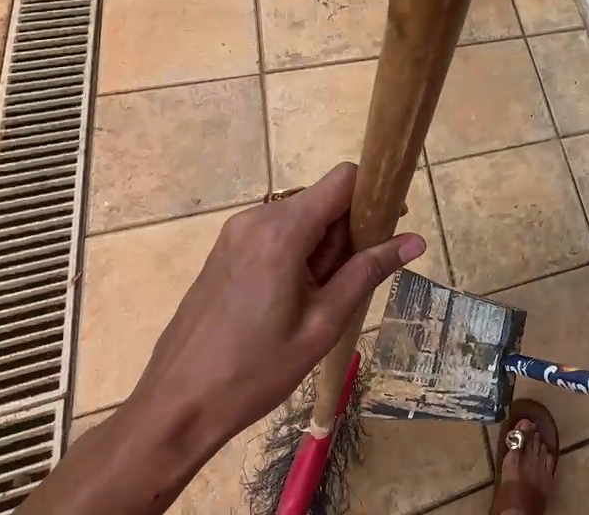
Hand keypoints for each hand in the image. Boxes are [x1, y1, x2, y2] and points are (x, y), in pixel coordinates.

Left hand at [124, 163, 424, 454]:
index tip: (388, 229)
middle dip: (347, 232)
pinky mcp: (225, 251)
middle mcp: (256, 218)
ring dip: (323, 246)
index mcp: (282, 230)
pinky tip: (289, 300)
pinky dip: (298, 253)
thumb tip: (415, 240)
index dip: (374, 194)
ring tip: (315, 300)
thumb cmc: (253, 371)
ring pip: (303, 217)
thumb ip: (369, 272)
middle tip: (344, 284)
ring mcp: (235, 233)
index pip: (345, 178)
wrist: (173, 410)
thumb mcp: (323, 323)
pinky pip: (278, 233)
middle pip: (324, 199)